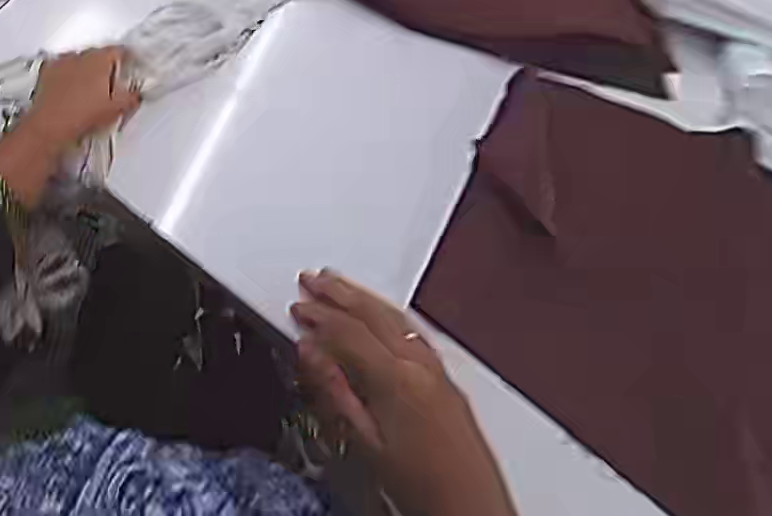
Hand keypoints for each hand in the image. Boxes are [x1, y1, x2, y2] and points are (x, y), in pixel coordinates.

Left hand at [22, 47, 140, 151]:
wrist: (50, 126)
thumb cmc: (81, 115)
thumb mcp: (116, 110)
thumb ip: (131, 98)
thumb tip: (136, 95)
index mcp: (99, 60)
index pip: (119, 51)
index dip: (128, 58)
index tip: (131, 65)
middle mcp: (79, 56)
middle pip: (99, 54)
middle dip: (106, 66)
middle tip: (112, 84)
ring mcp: (61, 62)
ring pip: (79, 60)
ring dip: (86, 70)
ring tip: (89, 90)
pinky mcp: (46, 72)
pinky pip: (62, 68)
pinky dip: (67, 75)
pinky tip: (70, 90)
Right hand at [292, 270, 516, 515]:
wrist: (474, 515)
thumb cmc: (422, 490)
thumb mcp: (364, 442)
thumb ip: (334, 390)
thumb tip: (308, 350)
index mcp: (396, 380)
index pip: (347, 330)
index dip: (318, 315)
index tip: (298, 309)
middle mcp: (419, 365)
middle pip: (371, 312)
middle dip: (336, 291)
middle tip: (310, 279)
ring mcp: (437, 369)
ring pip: (393, 315)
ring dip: (361, 294)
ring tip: (337, 282)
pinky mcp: (448, 378)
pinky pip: (411, 328)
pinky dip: (386, 310)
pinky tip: (378, 307)